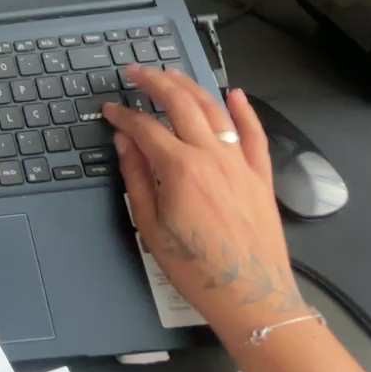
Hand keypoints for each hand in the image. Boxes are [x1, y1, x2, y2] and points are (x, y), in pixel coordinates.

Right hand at [102, 66, 306, 343]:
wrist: (252, 299)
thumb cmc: (195, 267)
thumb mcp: (150, 224)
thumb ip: (136, 175)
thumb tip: (124, 139)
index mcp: (180, 168)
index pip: (144, 127)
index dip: (122, 115)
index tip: (109, 110)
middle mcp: (211, 157)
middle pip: (180, 103)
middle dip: (153, 82)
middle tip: (135, 72)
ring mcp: (239, 164)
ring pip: (214, 111)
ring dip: (191, 86)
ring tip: (172, 74)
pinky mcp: (261, 177)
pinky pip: (254, 136)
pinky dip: (245, 111)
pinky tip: (234, 94)